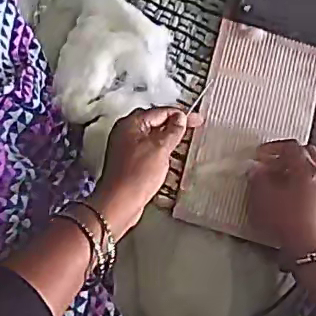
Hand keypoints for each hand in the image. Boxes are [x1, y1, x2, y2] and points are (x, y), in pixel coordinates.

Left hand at [90, 106, 200, 237]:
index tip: (195, 119)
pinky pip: (149, 154)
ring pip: (152, 139)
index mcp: (130, 124)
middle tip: (191, 129)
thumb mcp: (160, 148)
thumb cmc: (134, 176)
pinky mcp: (129, 165)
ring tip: (184, 145)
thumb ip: (172, 131)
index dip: (179, 115)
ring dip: (168, 142)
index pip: (159, 112)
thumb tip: (180, 119)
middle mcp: (125, 135)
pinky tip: (170, 161)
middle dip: (173, 127)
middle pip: (154, 124)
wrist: (120, 203)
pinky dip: (161, 155)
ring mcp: (126, 150)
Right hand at [248, 139, 315, 256]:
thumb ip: (258, 178)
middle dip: (288, 156)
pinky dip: (304, 183)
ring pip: (314, 169)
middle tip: (271, 164)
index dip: (272, 148)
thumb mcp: (263, 198)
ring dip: (297, 169)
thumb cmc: (287, 222)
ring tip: (280, 180)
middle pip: (307, 154)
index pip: (291, 147)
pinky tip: (292, 196)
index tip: (259, 155)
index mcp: (306, 168)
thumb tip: (257, 168)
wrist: (313, 252)